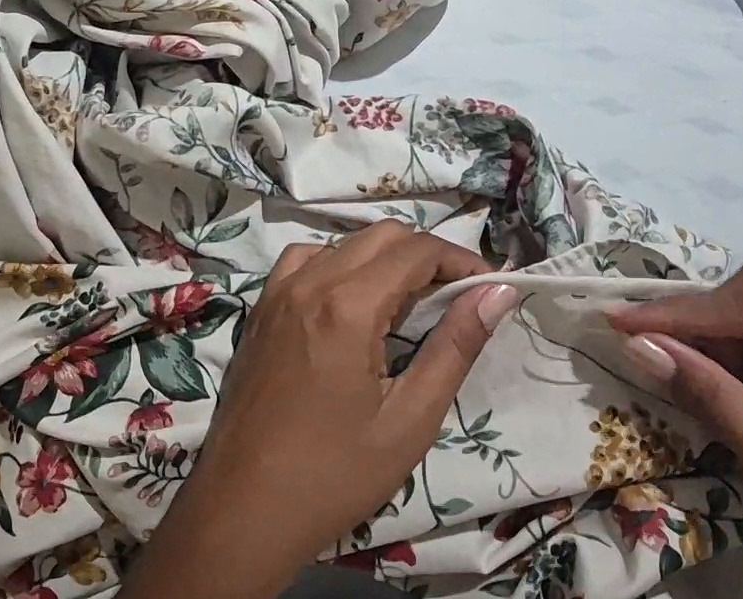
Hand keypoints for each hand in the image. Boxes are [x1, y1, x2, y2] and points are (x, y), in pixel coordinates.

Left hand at [120, 222, 519, 598]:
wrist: (245, 506)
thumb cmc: (335, 473)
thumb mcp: (411, 418)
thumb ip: (454, 346)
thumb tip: (497, 292)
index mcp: (347, 304)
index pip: (417, 250)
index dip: (462, 260)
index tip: (491, 288)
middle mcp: (308, 281)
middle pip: (381, 235)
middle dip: (427, 256)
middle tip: (455, 300)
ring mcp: (277, 291)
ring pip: (342, 242)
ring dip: (382, 257)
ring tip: (407, 305)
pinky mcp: (260, 309)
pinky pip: (304, 260)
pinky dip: (338, 264)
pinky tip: (349, 305)